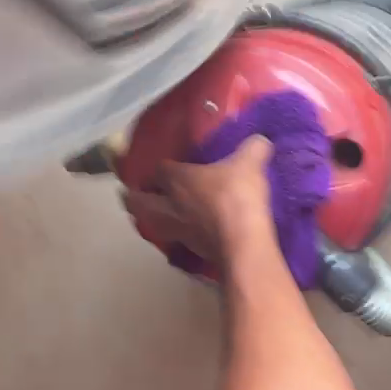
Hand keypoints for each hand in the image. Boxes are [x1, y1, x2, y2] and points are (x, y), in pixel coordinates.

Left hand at [122, 135, 274, 266]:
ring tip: (149, 215)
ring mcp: (178, 229)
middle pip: (139, 202)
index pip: (159, 170)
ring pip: (151, 224)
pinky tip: (180, 234)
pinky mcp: (191, 249)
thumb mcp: (251, 163)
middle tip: (130, 193)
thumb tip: (260, 140)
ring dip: (146, 219)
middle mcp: (171, 204)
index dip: (160, 167)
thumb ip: (253, 148)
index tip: (163, 165)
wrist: (243, 241)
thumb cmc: (238, 196)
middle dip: (132, 197)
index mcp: (178, 179)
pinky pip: (173, 239)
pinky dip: (171, 235)